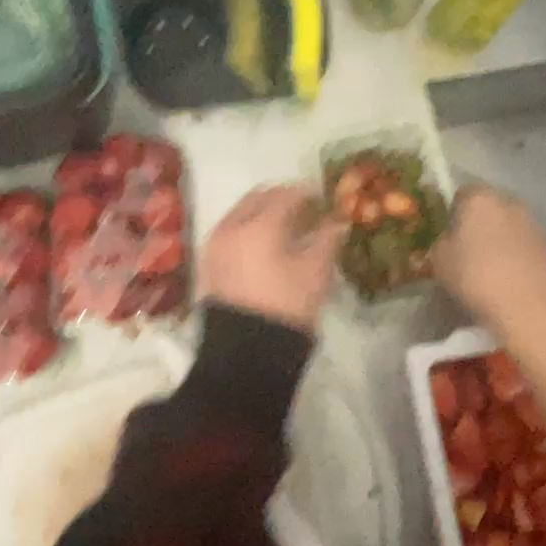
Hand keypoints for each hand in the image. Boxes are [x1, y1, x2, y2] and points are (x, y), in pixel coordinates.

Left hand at [202, 186, 345, 331]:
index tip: (321, 197)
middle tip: (302, 209)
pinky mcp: (207, 264)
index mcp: (259, 224)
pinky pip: (229, 232)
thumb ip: (327, 240)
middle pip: (257, 198)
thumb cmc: (286, 308)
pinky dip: (246, 230)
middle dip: (280, 198)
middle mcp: (231, 226)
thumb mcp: (314, 274)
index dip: (307, 193)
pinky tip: (263, 247)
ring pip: (239, 213)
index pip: (286, 194)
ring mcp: (214, 245)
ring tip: (283, 229)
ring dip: (261, 213)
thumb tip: (338, 222)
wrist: (244, 353)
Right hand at [431, 185, 545, 337]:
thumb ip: (441, 243)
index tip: (447, 236)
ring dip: (498, 242)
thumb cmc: (477, 276)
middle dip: (477, 225)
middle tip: (465, 253)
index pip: (461, 193)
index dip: (452, 213)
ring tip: (488, 272)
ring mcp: (533, 224)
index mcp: (479, 197)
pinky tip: (508, 281)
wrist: (532, 308)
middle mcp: (509, 202)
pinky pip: (523, 246)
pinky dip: (515, 257)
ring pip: (507, 227)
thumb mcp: (440, 261)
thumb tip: (450, 242)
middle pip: (488, 208)